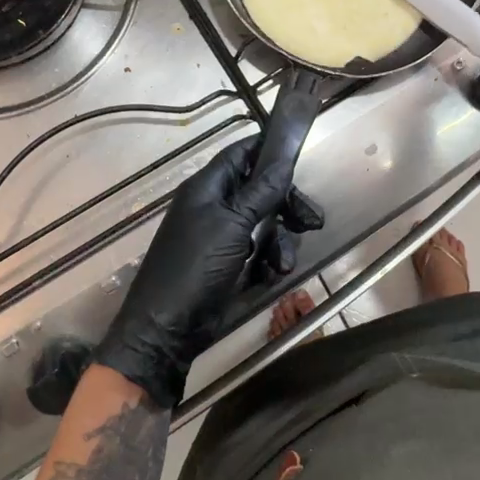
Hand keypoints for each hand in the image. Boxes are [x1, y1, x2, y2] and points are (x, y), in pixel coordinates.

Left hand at [93, 136, 314, 406]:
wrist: (167, 328)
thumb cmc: (196, 267)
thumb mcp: (234, 225)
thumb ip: (261, 190)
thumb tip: (283, 155)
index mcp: (208, 187)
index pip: (241, 153)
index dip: (269, 150)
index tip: (300, 157)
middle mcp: (214, 205)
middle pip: (260, 190)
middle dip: (287, 206)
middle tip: (313, 221)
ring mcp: (221, 235)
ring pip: (264, 224)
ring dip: (280, 242)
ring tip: (283, 265)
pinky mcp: (228, 262)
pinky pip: (258, 251)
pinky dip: (268, 262)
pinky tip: (270, 276)